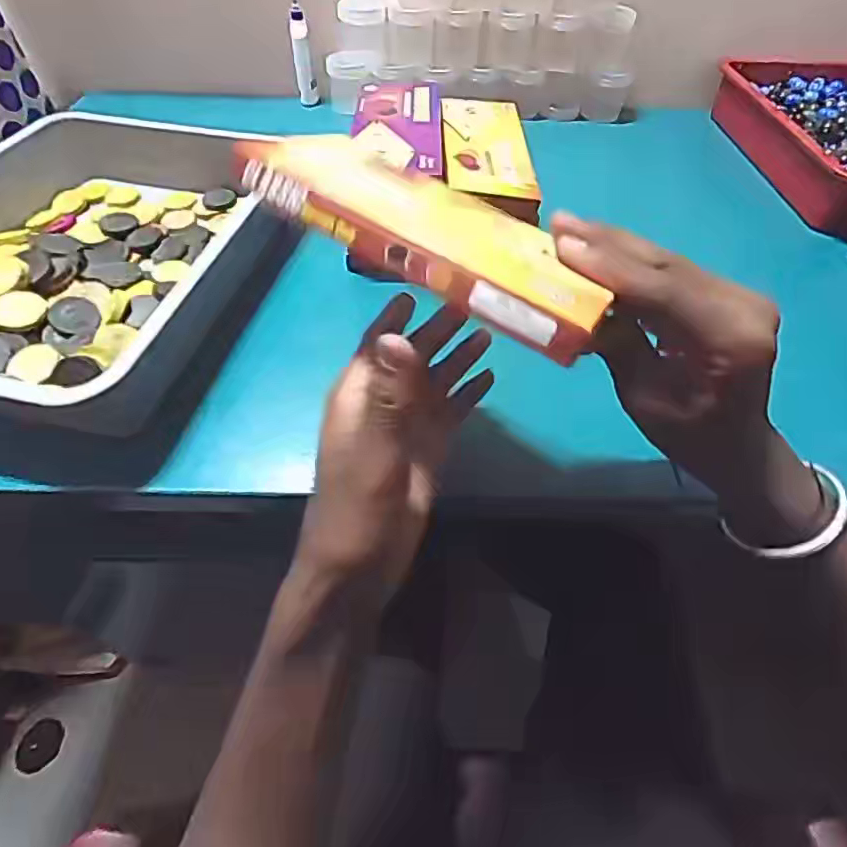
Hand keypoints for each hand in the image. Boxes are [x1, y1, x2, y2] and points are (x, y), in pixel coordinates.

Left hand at [302, 294, 494, 607]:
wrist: (362, 563)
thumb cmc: (357, 502)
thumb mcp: (374, 444)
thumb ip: (388, 391)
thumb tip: (399, 334)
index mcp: (361, 393)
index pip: (377, 341)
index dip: (396, 313)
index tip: (423, 283)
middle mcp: (385, 401)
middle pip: (413, 355)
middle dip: (439, 329)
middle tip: (473, 302)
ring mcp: (409, 424)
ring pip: (436, 380)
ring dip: (458, 357)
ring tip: (488, 332)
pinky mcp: (429, 446)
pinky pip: (451, 411)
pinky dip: (468, 393)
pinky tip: (489, 379)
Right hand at [551, 213, 826, 539]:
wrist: (739, 446)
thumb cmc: (691, 437)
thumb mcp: (644, 399)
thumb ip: (618, 345)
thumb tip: (580, 302)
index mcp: (732, 339)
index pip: (665, 291)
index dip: (611, 267)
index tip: (564, 245)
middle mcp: (744, 307)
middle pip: (665, 266)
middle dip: (607, 244)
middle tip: (560, 223)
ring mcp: (738, 295)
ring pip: (666, 262)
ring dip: (615, 245)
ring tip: (570, 227)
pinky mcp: (725, 293)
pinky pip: (671, 271)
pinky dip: (631, 261)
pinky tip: (599, 246)